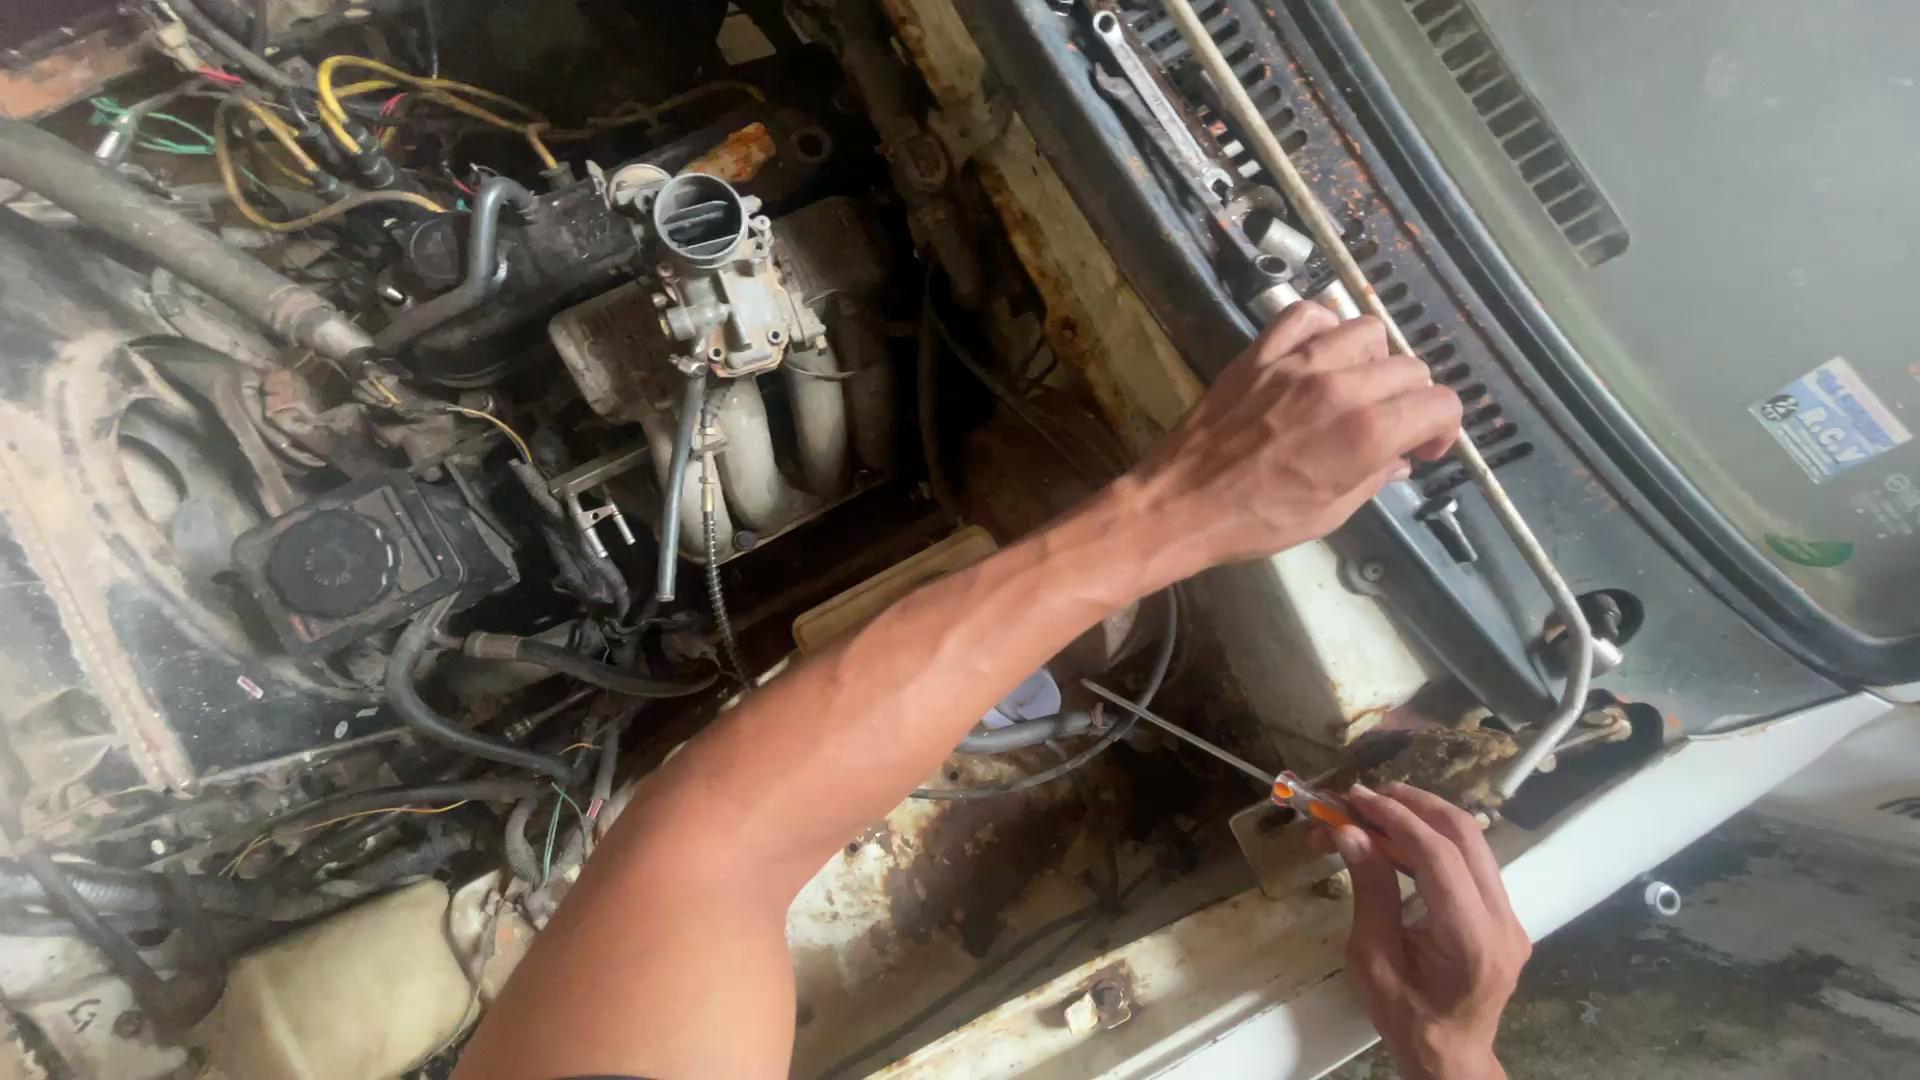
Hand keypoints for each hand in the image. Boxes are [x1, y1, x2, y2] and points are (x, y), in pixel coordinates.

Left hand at [1130, 303, 1459, 573]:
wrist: (1178, 505)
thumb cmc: (1252, 522)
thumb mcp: (1328, 514)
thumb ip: (1373, 477)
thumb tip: (1400, 458)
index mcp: (1365, 432)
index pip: (1439, 404)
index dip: (1441, 428)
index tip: (1422, 446)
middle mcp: (1339, 387)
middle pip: (1408, 368)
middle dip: (1409, 400)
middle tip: (1387, 426)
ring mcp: (1294, 364)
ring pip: (1365, 332)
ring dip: (1372, 360)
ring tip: (1353, 388)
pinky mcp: (1257, 355)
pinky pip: (1305, 315)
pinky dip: (1322, 328)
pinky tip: (1317, 354)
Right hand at [1321, 782, 1528, 1079]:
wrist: (1448, 1057)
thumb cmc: (1403, 1015)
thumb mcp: (1372, 956)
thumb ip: (1369, 889)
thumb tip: (1349, 831)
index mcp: (1471, 940)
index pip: (1439, 855)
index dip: (1394, 817)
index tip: (1352, 798)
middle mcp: (1502, 922)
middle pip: (1465, 835)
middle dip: (1412, 804)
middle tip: (1363, 796)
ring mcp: (1508, 918)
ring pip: (1470, 842)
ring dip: (1419, 816)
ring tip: (1371, 813)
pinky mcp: (1500, 916)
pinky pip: (1468, 861)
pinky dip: (1428, 839)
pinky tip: (1392, 840)